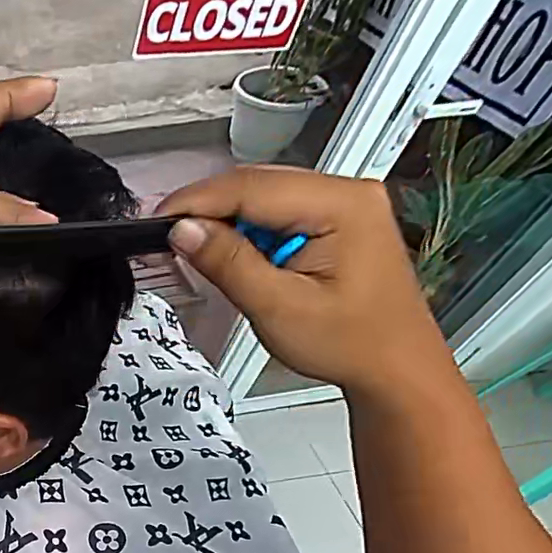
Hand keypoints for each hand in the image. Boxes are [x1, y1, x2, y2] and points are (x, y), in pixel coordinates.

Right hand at [156, 166, 455, 397]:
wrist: (392, 367)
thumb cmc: (350, 343)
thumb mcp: (277, 307)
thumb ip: (228, 262)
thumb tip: (184, 230)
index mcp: (342, 204)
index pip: (251, 187)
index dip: (197, 201)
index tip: (159, 219)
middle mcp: (347, 192)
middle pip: (257, 185)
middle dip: (208, 210)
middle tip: (168, 238)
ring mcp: (343, 205)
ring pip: (264, 198)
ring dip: (226, 222)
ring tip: (196, 252)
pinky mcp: (335, 221)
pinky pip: (279, 214)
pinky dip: (248, 232)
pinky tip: (233, 255)